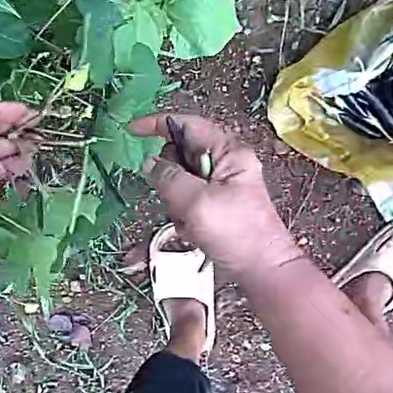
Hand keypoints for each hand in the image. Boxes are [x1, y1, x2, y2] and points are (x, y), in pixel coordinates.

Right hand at [129, 113, 302, 282]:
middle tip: (176, 199)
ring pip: (179, 179)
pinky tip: (193, 230)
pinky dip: (182, 213)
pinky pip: (186, 199)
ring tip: (189, 220)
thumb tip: (149, 163)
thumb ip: (168, 177)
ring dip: (175, 200)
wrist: (261, 268)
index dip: (157, 123)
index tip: (131, 131)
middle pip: (180, 153)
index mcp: (228, 152)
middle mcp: (225, 162)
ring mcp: (220, 183)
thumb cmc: (235, 232)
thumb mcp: (195, 202)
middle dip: (169, 175)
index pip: (188, 124)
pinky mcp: (215, 203)